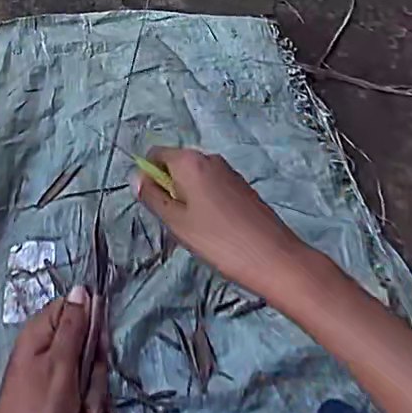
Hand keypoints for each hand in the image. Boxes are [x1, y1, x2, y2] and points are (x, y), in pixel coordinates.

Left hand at [0, 286, 108, 412]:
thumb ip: (73, 327)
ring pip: (85, 386)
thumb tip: (80, 288)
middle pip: (84, 351)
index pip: (73, 310)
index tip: (98, 350)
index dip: (91, 329)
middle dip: (92, 383)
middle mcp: (42, 355)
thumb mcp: (60, 367)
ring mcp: (47, 386)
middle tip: (85, 403)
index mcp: (39, 335)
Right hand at [132, 146, 313, 298]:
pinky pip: (213, 185)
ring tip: (198, 228)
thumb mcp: (176, 222)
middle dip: (169, 187)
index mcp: (189, 161)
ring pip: (195, 176)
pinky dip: (207, 200)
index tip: (155, 204)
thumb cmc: (218, 240)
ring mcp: (228, 171)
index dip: (148, 176)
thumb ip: (152, 197)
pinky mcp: (243, 186)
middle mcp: (208, 157)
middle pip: (176, 164)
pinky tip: (217, 228)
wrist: (275, 258)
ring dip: (188, 195)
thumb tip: (136, 178)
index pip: (155, 154)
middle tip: (176, 220)